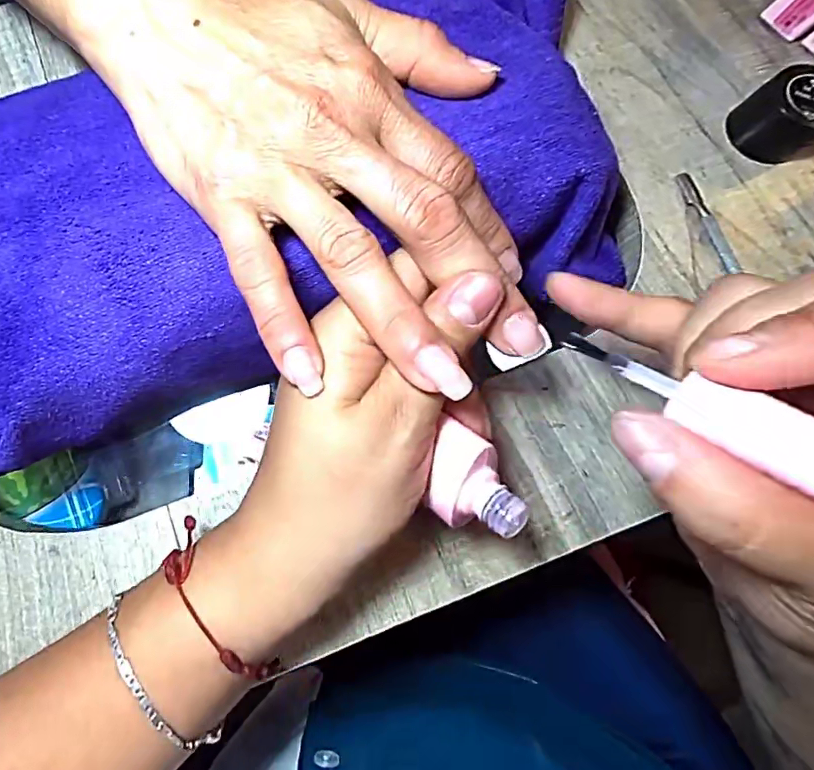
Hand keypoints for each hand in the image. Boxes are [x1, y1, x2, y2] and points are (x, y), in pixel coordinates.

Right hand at [95, 0, 544, 400]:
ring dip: (397, 321)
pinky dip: (281, 321)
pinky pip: (256, 268)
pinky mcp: (223, 198)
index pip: (449, 173)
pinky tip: (306, 371)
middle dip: (470, 287)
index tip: (513, 279)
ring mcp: (275, 174)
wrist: (161, 22)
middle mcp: (333, 141)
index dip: (489, 230)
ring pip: (349, 255)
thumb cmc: (251, 17)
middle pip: (418, 221)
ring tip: (435, 378)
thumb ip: (420, 46)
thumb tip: (486, 76)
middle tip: (509, 346)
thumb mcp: (347, 12)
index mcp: (368, 98)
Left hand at [224, 253, 505, 628]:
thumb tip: (482, 277)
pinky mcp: (367, 382)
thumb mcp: (399, 418)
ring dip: (461, 390)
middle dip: (469, 353)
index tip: (516, 331)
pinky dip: (444, 405)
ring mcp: (355, 354)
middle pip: (429, 304)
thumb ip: (439, 345)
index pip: (416, 265)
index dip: (474, 287)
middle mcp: (345, 326)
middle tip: (477, 411)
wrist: (297, 548)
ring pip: (434, 345)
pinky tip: (448, 442)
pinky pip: (419, 373)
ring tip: (461, 442)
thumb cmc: (340, 493)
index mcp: (342, 321)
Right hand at [549, 264, 813, 671]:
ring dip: (690, 346)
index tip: (733, 373)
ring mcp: (812, 353)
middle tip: (697, 413)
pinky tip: (572, 292)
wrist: (809, 613)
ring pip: (742, 300)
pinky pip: (673, 317)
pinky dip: (621, 309)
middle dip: (739, 350)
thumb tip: (641, 431)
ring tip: (677, 409)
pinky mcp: (733, 359)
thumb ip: (753, 518)